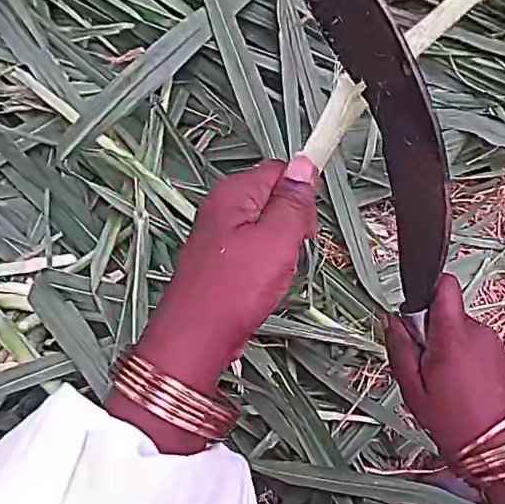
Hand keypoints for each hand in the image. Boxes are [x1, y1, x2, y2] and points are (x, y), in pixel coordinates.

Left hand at [111, 158, 319, 452]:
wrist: (197, 338)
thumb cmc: (236, 289)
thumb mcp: (277, 239)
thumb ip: (293, 201)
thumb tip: (304, 165)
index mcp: (233, 193)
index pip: (278, 170)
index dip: (300, 193)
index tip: (306, 225)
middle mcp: (221, 208)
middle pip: (272, 198)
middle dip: (292, 223)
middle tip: (291, 252)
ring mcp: (218, 236)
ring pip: (265, 228)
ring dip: (281, 248)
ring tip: (276, 273)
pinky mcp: (219, 261)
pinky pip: (253, 251)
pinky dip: (266, 265)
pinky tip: (264, 284)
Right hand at [386, 274, 504, 503]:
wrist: (498, 446)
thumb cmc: (454, 422)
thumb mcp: (411, 388)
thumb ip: (399, 348)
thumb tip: (390, 321)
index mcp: (452, 335)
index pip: (444, 286)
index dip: (426, 292)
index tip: (413, 316)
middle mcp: (477, 331)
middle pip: (446, 312)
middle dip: (429, 331)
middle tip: (423, 365)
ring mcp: (492, 342)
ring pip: (458, 330)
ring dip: (445, 347)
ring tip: (441, 381)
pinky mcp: (500, 354)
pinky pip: (472, 344)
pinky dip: (460, 358)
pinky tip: (456, 385)